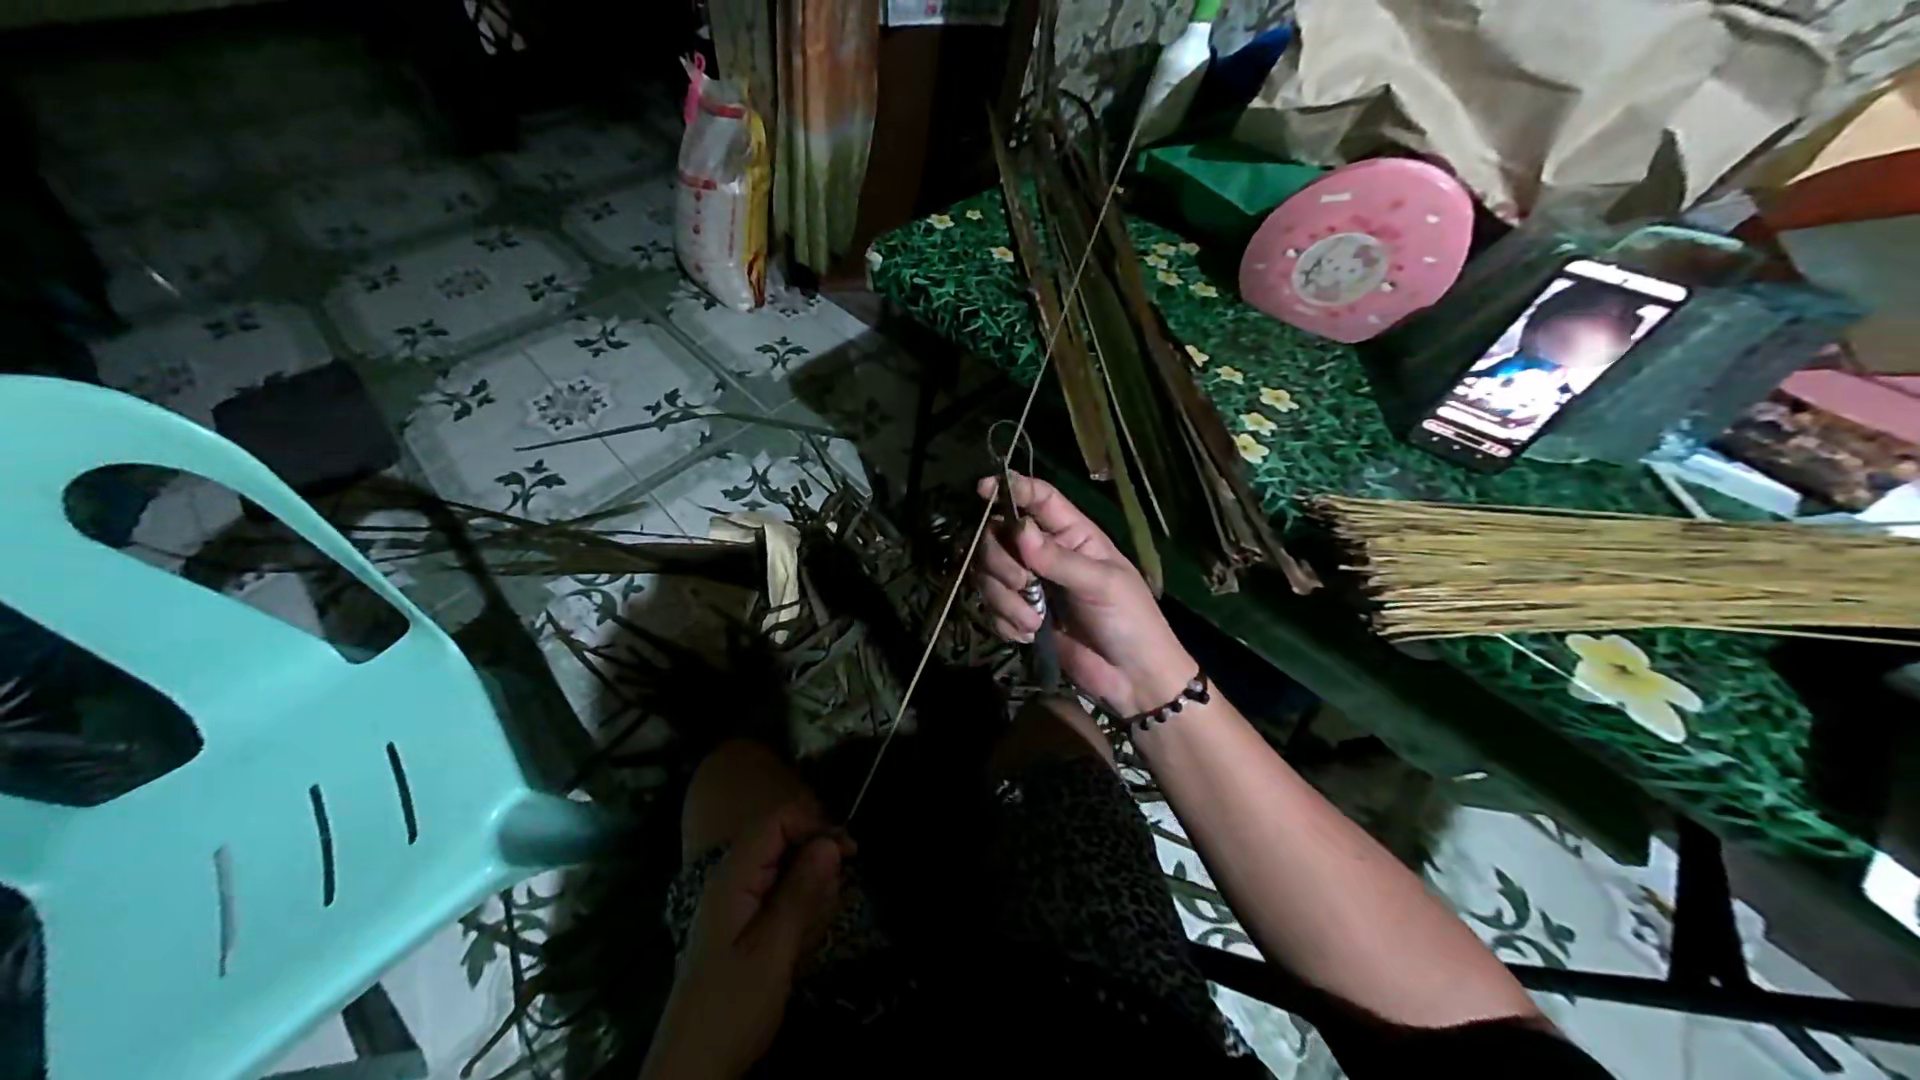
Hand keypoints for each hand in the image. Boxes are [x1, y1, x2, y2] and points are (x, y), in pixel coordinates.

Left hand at [643, 801, 851, 1079]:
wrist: (690, 1067)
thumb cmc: (732, 1006)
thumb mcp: (773, 950)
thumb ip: (801, 892)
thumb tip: (831, 841)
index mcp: (733, 876)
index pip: (776, 820)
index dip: (814, 823)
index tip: (848, 850)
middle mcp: (731, 879)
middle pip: (780, 839)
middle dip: (814, 857)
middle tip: (836, 892)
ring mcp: (734, 901)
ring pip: (782, 867)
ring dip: (808, 886)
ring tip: (814, 926)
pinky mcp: (740, 922)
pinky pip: (775, 893)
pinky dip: (796, 905)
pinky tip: (801, 937)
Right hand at [974, 472, 1196, 715]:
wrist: (1133, 680)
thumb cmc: (1131, 621)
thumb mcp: (1102, 585)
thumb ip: (1059, 559)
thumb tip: (1019, 529)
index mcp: (1073, 534)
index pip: (1038, 498)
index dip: (1011, 488)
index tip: (983, 490)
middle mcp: (1046, 553)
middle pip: (999, 536)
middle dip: (1001, 560)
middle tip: (1022, 583)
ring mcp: (1031, 585)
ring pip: (988, 574)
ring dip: (1003, 599)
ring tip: (1033, 622)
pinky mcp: (1020, 616)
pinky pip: (991, 609)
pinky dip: (1004, 622)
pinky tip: (1028, 636)